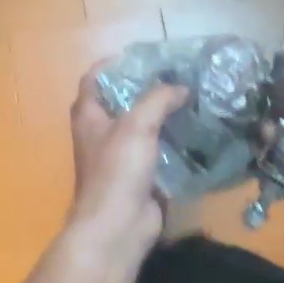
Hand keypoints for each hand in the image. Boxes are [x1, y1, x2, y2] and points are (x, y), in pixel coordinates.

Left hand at [67, 72, 188, 259]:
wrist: (117, 226)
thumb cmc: (117, 170)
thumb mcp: (137, 125)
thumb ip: (158, 99)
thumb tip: (180, 87)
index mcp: (88, 115)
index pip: (94, 79)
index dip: (114, 64)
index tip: (142, 56)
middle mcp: (99, 132)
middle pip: (121, 101)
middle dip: (146, 88)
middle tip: (177, 76)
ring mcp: (118, 155)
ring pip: (141, 126)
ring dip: (162, 114)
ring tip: (191, 98)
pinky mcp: (138, 175)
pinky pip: (155, 149)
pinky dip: (171, 139)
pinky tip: (194, 131)